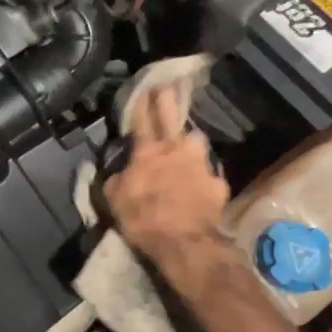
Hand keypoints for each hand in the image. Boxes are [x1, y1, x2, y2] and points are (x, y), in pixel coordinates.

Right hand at [105, 85, 230, 267]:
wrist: (187, 245)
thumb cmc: (143, 219)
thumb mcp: (113, 198)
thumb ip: (115, 177)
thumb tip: (119, 170)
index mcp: (147, 151)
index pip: (141, 119)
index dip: (140, 102)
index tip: (142, 86)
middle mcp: (175, 150)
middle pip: (171, 117)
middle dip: (167, 100)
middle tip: (167, 87)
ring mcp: (200, 165)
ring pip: (196, 142)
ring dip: (190, 141)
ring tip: (187, 143)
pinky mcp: (218, 184)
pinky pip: (209, 174)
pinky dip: (203, 176)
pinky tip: (201, 183)